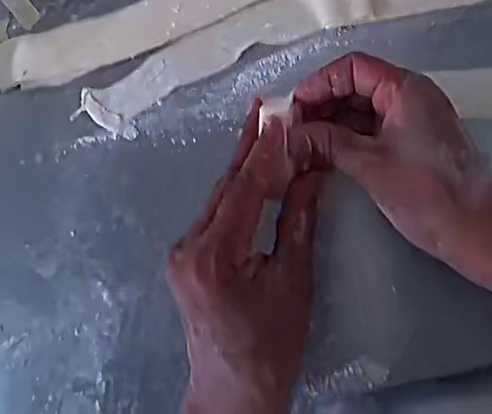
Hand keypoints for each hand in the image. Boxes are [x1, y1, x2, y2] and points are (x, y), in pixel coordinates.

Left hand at [167, 99, 323, 413]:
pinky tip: (251, 170)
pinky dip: (236, 189)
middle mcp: (189, 247)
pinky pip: (215, 212)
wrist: (232, 396)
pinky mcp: (186, 256)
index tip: (279, 118)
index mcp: (214, 256)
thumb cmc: (269, 348)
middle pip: (227, 186)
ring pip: (220, 196)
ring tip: (262, 128)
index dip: (263, 151)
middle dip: (249, 147)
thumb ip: (298, 220)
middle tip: (264, 107)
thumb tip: (309, 172)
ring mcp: (182, 251)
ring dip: (243, 165)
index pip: (243, 189)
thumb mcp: (293, 281)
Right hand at [289, 52, 491, 262]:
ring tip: (306, 140)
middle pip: (358, 83)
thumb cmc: (428, 194)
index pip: (353, 67)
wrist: (480, 233)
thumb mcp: (370, 165)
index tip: (296, 106)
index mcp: (405, 87)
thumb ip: (329, 142)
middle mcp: (411, 92)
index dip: (320, 82)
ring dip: (335, 120)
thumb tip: (293, 134)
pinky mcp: (416, 138)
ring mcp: (415, 115)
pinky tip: (329, 150)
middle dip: (324, 102)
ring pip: (365, 105)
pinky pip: (377, 124)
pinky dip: (352, 134)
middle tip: (296, 126)